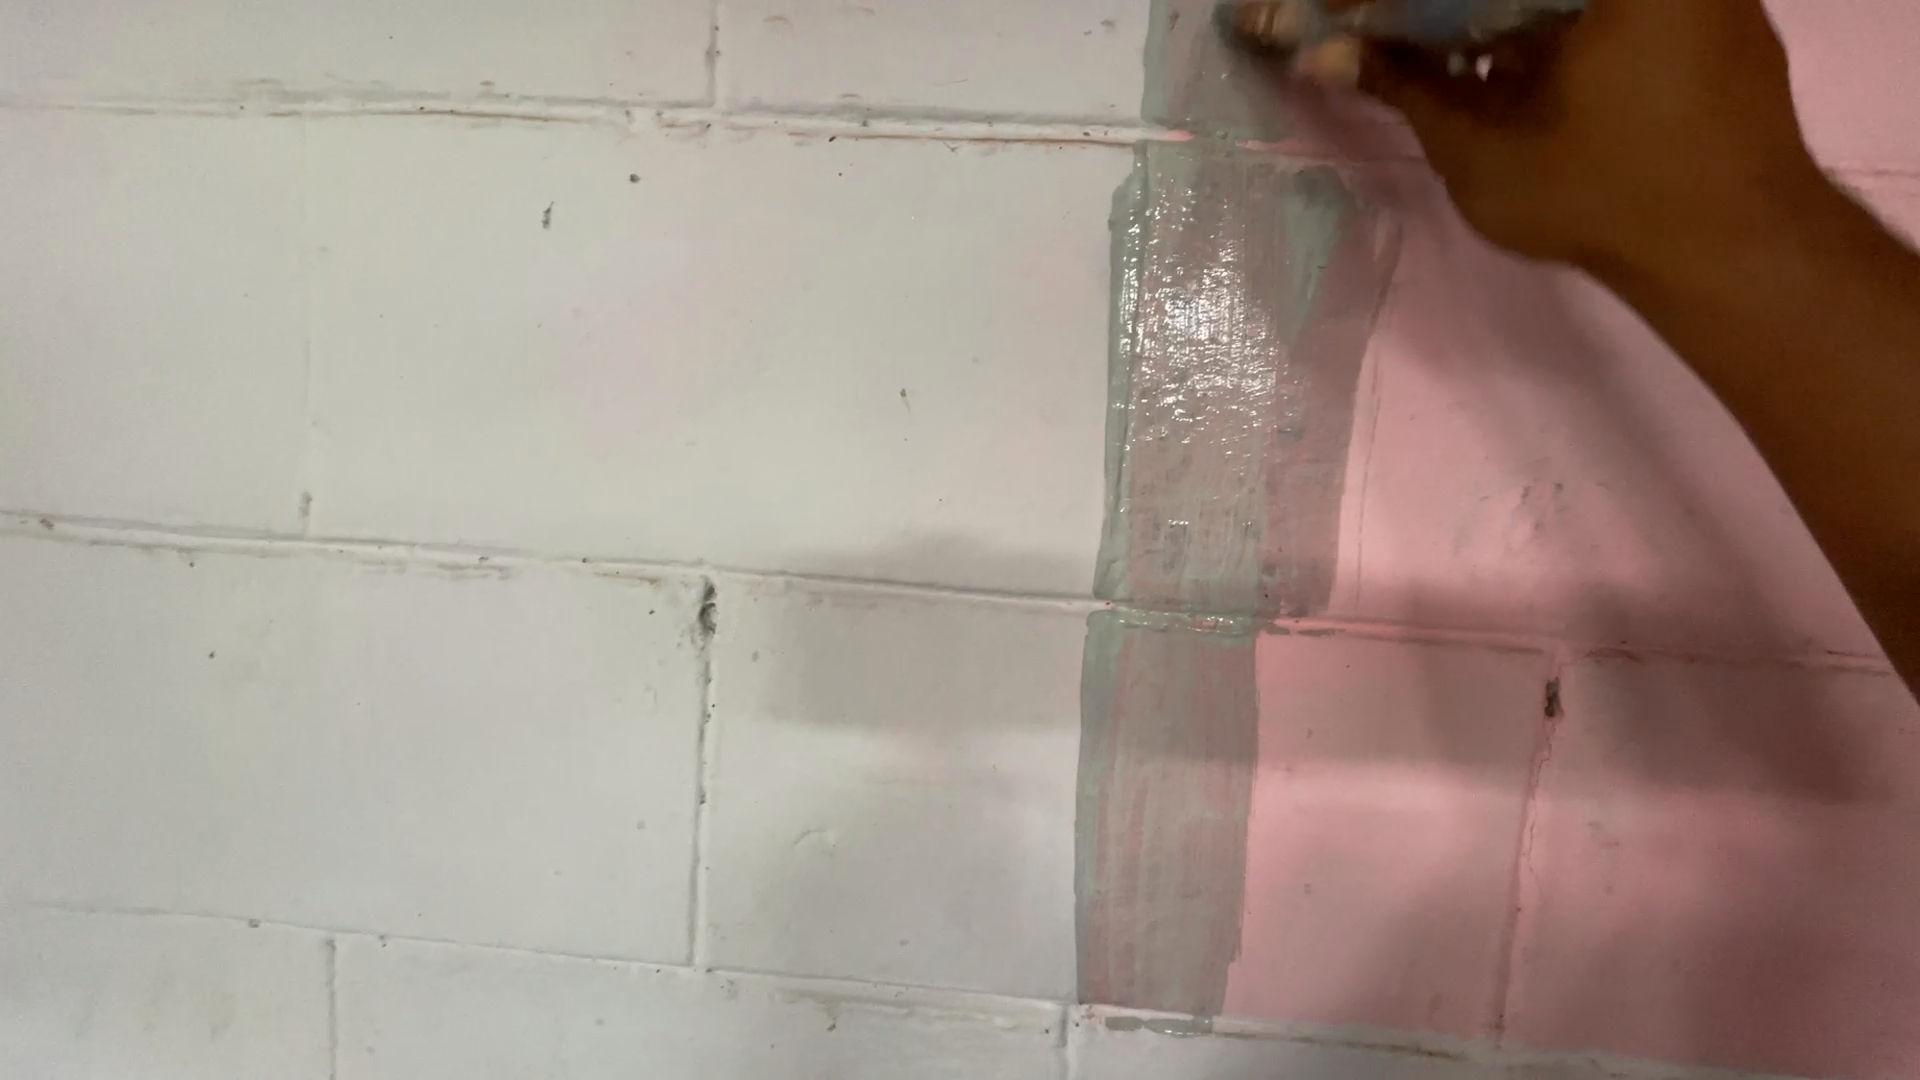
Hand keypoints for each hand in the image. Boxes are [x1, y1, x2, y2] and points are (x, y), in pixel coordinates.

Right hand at [1345, 1, 1824, 273]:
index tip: (1351, 20)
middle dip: (1441, 13)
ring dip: (1485, 20)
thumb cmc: (1590, 192)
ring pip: (1552, 1)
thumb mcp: (1477, 147)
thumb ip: (1405, 91)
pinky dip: (1538, 27)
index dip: (1401, 7)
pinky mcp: (1699, 10)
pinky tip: (1498, 64)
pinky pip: (1593, 9)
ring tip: (1429, 54)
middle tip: (1384, 39)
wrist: (1720, 235)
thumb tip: (1329, 54)